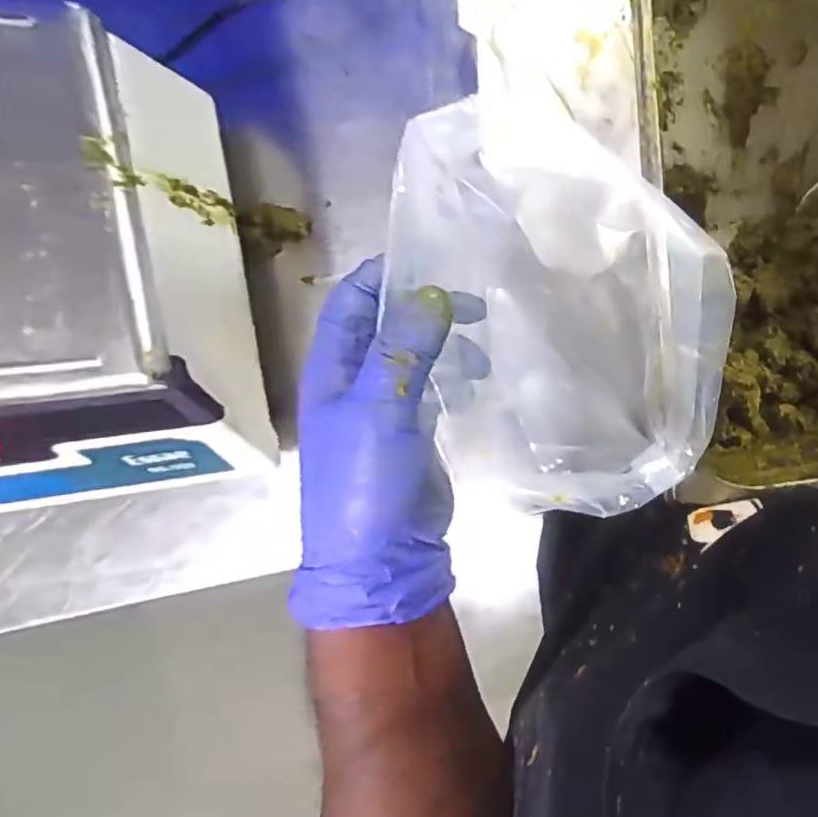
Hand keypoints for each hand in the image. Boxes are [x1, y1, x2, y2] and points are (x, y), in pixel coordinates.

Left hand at [289, 257, 470, 629]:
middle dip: (427, 308)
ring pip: (415, 356)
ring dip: (446, 343)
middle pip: (388, 326)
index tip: (435, 261)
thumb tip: (431, 292)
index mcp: (334, 369)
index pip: (354, 303)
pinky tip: (479, 380)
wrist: (380, 555)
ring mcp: (384, 409)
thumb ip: (404, 350)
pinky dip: (454, 375)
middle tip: (476, 305)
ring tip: (484, 348)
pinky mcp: (412, 432)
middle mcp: (355, 382)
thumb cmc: (366, 480)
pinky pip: (432, 388)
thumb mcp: (381, 409)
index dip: (387, 276)